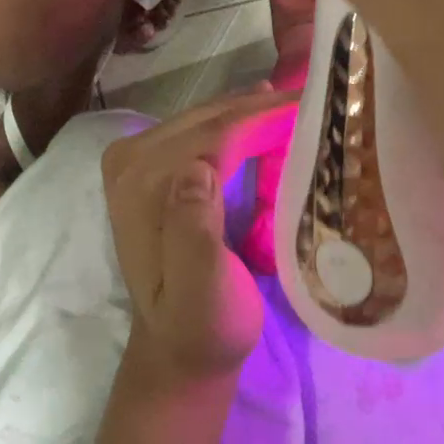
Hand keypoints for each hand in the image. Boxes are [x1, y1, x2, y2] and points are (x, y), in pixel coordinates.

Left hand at [101, 89, 297, 379]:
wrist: (178, 348)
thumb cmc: (204, 327)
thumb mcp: (203, 296)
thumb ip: (194, 235)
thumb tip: (198, 168)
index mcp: (142, 189)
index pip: (212, 137)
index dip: (263, 117)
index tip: (312, 104)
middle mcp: (129, 164)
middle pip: (206, 120)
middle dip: (260, 107)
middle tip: (315, 95)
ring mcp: (132, 160)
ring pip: (202, 118)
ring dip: (249, 109)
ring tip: (295, 100)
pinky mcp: (144, 163)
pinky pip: (196, 129)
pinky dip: (232, 120)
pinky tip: (259, 110)